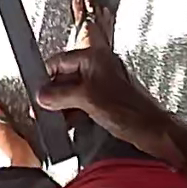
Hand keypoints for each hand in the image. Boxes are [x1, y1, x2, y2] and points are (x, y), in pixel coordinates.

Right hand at [36, 48, 179, 163]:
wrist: (151, 129)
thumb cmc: (127, 110)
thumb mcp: (87, 100)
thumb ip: (61, 95)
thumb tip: (42, 95)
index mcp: (94, 57)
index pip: (60, 60)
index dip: (46, 75)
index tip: (35, 90)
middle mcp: (98, 65)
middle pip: (65, 75)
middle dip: (52, 92)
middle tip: (40, 108)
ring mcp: (102, 82)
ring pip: (73, 89)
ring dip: (61, 103)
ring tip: (50, 117)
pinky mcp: (105, 98)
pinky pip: (82, 100)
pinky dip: (72, 109)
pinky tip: (65, 122)